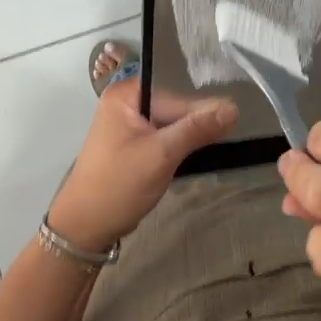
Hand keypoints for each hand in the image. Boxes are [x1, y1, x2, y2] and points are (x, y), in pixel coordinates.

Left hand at [47, 78, 238, 252]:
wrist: (85, 228)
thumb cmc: (119, 185)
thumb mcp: (161, 154)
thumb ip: (197, 129)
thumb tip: (234, 108)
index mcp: (125, 94)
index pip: (175, 92)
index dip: (202, 105)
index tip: (235, 115)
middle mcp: (125, 103)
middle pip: (174, 104)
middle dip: (197, 119)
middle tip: (235, 127)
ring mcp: (128, 125)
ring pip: (171, 122)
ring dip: (190, 133)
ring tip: (224, 138)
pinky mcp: (134, 146)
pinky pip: (164, 137)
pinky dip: (180, 145)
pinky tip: (201, 150)